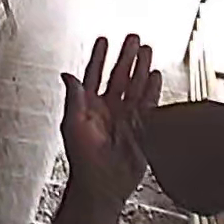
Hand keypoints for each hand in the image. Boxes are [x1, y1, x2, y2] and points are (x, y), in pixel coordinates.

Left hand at [60, 35, 160, 206]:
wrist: (103, 184)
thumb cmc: (83, 159)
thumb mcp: (73, 125)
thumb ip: (74, 98)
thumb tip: (67, 75)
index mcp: (88, 106)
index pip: (94, 75)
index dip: (99, 57)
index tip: (104, 40)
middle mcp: (107, 108)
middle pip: (118, 76)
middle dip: (125, 57)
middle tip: (132, 38)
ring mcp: (125, 117)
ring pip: (134, 85)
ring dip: (140, 67)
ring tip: (147, 49)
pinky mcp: (141, 127)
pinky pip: (147, 103)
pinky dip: (152, 88)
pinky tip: (155, 74)